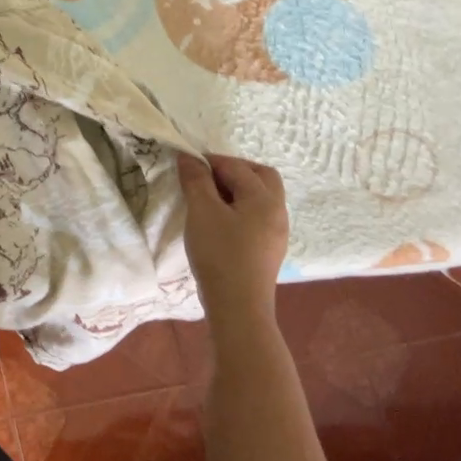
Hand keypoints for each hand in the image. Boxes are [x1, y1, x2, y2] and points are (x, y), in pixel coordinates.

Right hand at [178, 153, 289, 325]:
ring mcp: (276, 231)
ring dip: (236, 189)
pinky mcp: (268, 247)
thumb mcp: (201, 211)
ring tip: (207, 198)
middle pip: (261, 176)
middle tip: (204, 176)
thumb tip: (189, 157)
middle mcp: (277, 211)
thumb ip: (196, 180)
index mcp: (264, 198)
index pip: (237, 166)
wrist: (238, 304)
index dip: (209, 161)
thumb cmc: (219, 252)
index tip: (183, 164)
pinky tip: (219, 220)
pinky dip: (239, 207)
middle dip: (233, 169)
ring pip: (260, 197)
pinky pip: (257, 215)